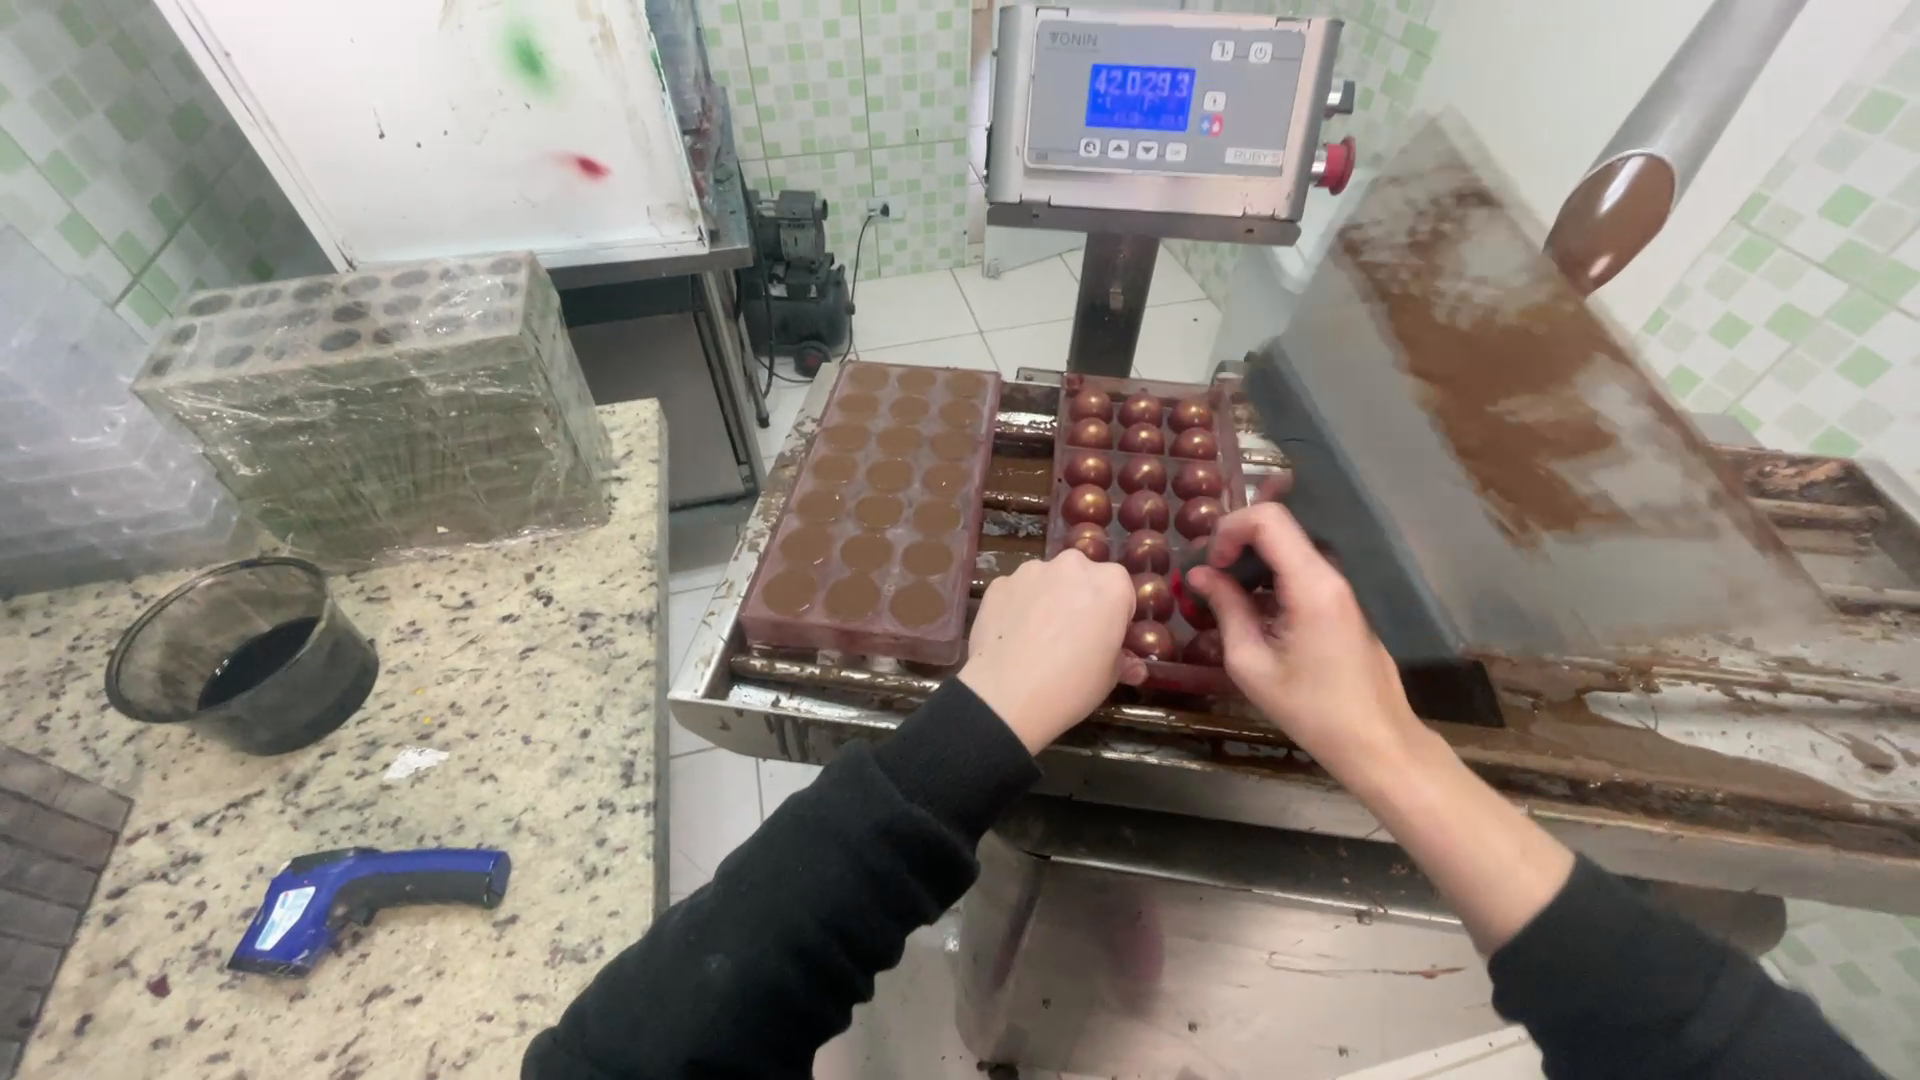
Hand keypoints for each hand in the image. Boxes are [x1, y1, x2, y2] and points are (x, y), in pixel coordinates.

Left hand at [959, 551, 1146, 753]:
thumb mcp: (1109, 678)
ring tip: (1037, 636)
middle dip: (1080, 599)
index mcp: (1111, 583)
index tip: (1105, 637)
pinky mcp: (999, 583)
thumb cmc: (1071, 686)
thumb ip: (1123, 660)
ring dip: (1048, 599)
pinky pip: (1016, 591)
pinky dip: (1017, 606)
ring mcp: (1031, 571)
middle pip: (1082, 577)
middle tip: (1072, 634)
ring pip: (1047, 580)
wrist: (1006, 696)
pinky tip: (1012, 636)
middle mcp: (1072, 566)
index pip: (1121, 591)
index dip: (1114, 615)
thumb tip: (1132, 666)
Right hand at [1186, 503, 1424, 778]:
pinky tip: (1250, 616)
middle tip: (1205, 580)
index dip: (1228, 530)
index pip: (1268, 518)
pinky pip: (1298, 573)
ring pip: (1285, 551)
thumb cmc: (1310, 709)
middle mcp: (1330, 575)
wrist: (1376, 742)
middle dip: (1233, 545)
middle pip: (1276, 529)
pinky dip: (1267, 580)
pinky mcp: (1340, 603)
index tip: (1210, 566)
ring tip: (1221, 599)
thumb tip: (1200, 575)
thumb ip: (1225, 609)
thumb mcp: (1251, 664)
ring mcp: (1339, 588)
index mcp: (1311, 585)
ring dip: (1248, 564)